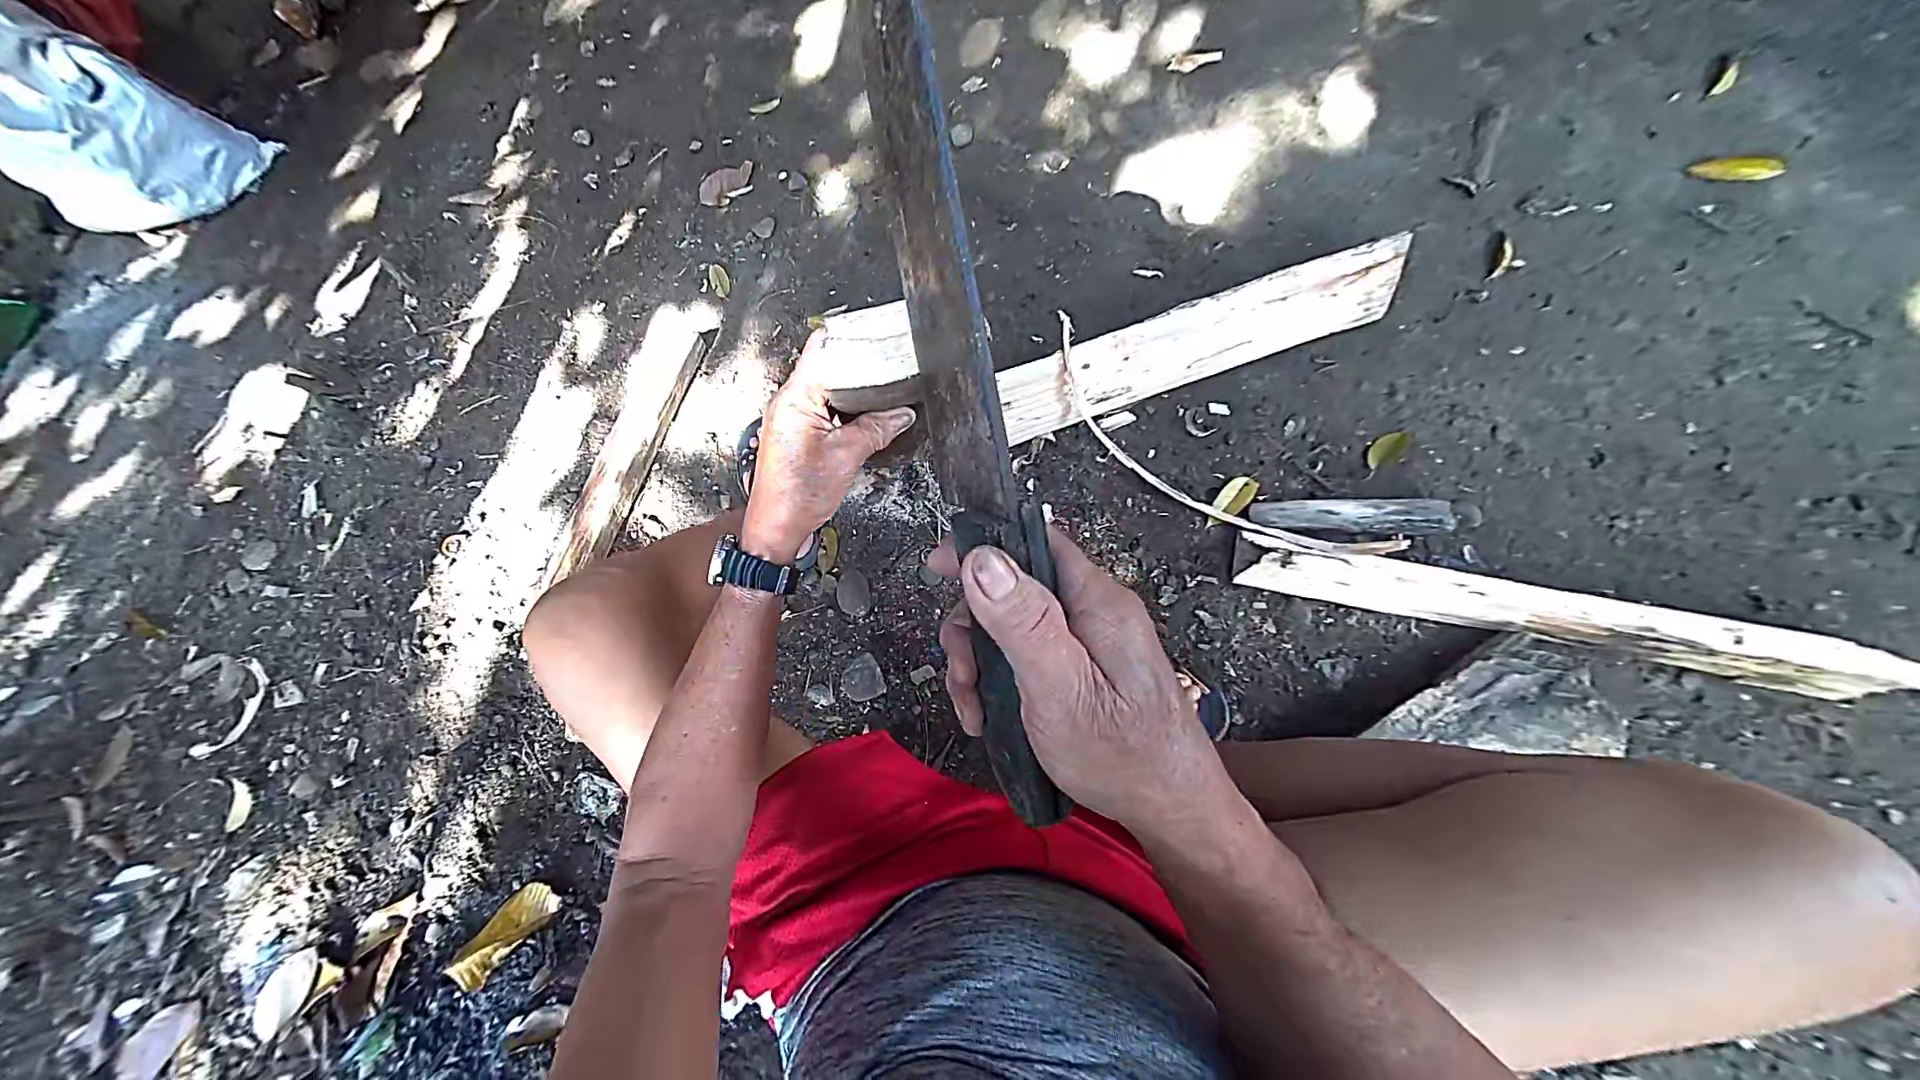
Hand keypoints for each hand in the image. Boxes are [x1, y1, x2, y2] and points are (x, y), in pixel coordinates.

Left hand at [740, 329, 915, 561]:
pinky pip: (825, 410)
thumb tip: (902, 414)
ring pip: (828, 390)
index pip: (822, 348)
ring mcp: (791, 417)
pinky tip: (865, 419)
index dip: (850, 336)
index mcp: (796, 397)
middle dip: (861, 367)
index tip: (876, 331)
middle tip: (890, 367)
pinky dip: (846, 410)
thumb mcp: (848, 456)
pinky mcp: (797, 433)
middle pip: (828, 367)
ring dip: (854, 392)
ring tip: (882, 394)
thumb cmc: (797, 495)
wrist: (778, 526)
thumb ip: (877, 429)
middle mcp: (789, 402)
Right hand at [930, 527, 1233, 838]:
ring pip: (1013, 625)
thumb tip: (985, 560)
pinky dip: (1000, 679)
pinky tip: (992, 712)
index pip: (1033, 543)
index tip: (942, 566)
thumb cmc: (1124, 756)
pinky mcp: (1082, 666)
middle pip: (1014, 589)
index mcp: (1096, 603)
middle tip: (964, 670)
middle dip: (974, 627)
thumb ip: (1024, 622)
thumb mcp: (1062, 688)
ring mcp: (1088, 640)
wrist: (1167, 807)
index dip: (983, 549)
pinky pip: (1028, 654)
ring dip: (981, 660)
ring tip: (976, 703)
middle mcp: (1094, 612)